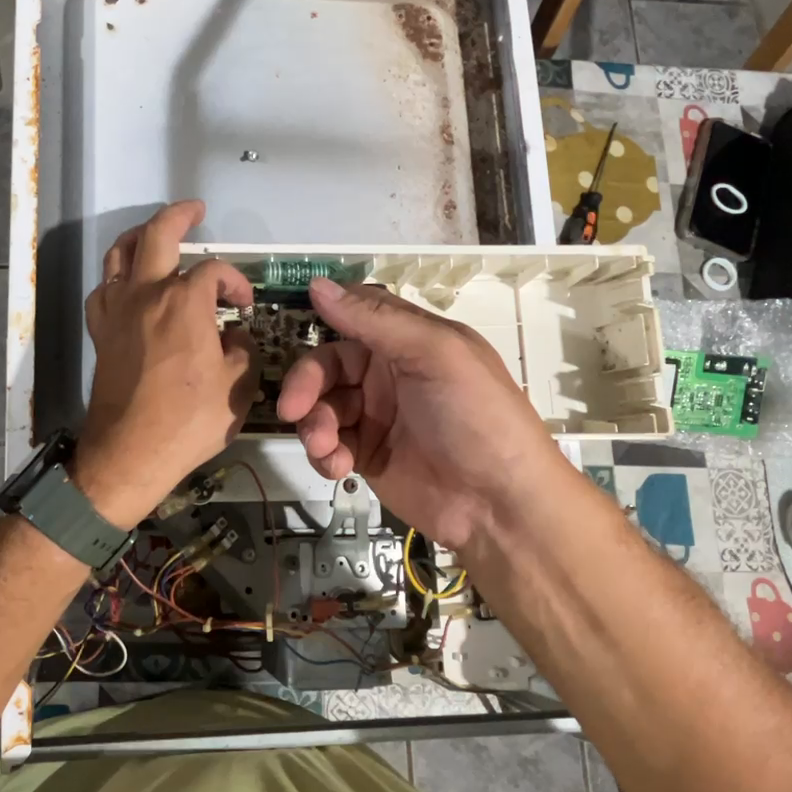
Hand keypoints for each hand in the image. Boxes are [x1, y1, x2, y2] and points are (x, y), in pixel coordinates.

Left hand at [72, 201, 260, 528]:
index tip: (244, 306)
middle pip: (157, 235)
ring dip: (139, 237)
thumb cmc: (189, 421)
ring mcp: (116, 311)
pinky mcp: (100, 332)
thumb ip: (242, 352)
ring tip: (155, 235)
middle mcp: (146, 294)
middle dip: (179, 215)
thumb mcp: (238, 387)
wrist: (130, 453)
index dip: (235, 282)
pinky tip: (128, 285)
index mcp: (183, 302)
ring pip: (119, 255)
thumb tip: (234, 339)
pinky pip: (103, 290)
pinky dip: (117, 278)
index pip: (215, 271)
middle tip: (195, 210)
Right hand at [276, 278, 567, 549]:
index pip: (355, 316)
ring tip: (326, 448)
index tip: (292, 326)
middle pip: (327, 366)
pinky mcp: (367, 456)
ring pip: (321, 407)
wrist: (500, 506)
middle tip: (292, 409)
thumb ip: (375, 319)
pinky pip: (328, 446)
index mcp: (409, 341)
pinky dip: (324, 454)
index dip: (324, 319)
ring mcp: (376, 417)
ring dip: (314, 425)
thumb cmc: (477, 417)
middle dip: (306, 385)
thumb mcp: (435, 354)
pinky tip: (338, 468)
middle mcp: (389, 374)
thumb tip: (317, 284)